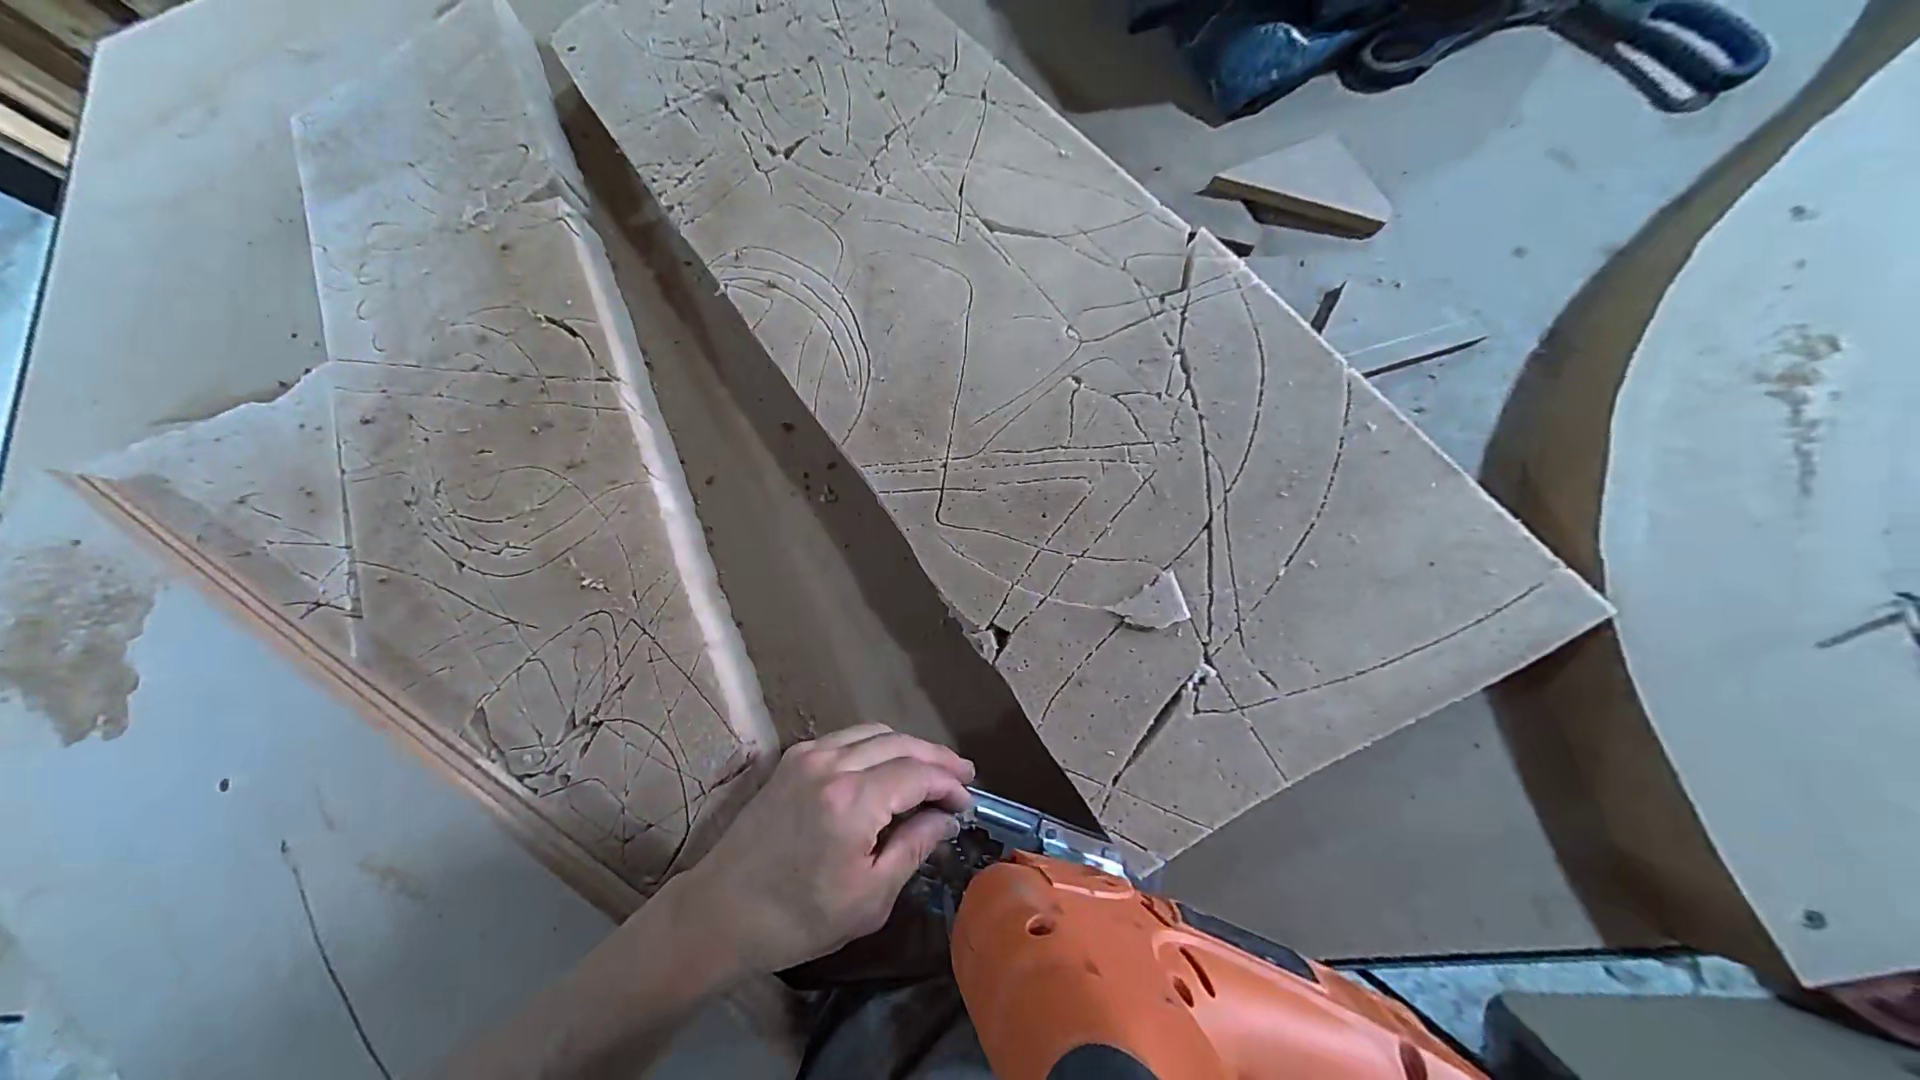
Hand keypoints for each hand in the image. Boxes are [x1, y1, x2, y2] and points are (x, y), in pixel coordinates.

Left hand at [669, 725, 974, 977]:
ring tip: (931, 769)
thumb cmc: (798, 918)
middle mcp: (832, 764)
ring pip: (875, 732)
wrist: (720, 913)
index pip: (918, 773)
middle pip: (901, 742)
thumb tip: (945, 819)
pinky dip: (876, 746)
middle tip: (963, 775)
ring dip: (908, 747)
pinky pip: (847, 739)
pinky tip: (887, 767)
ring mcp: (808, 756)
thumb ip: (913, 847)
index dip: (949, 784)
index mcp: (853, 800)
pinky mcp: (792, 759)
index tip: (967, 802)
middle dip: (937, 758)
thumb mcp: (870, 897)